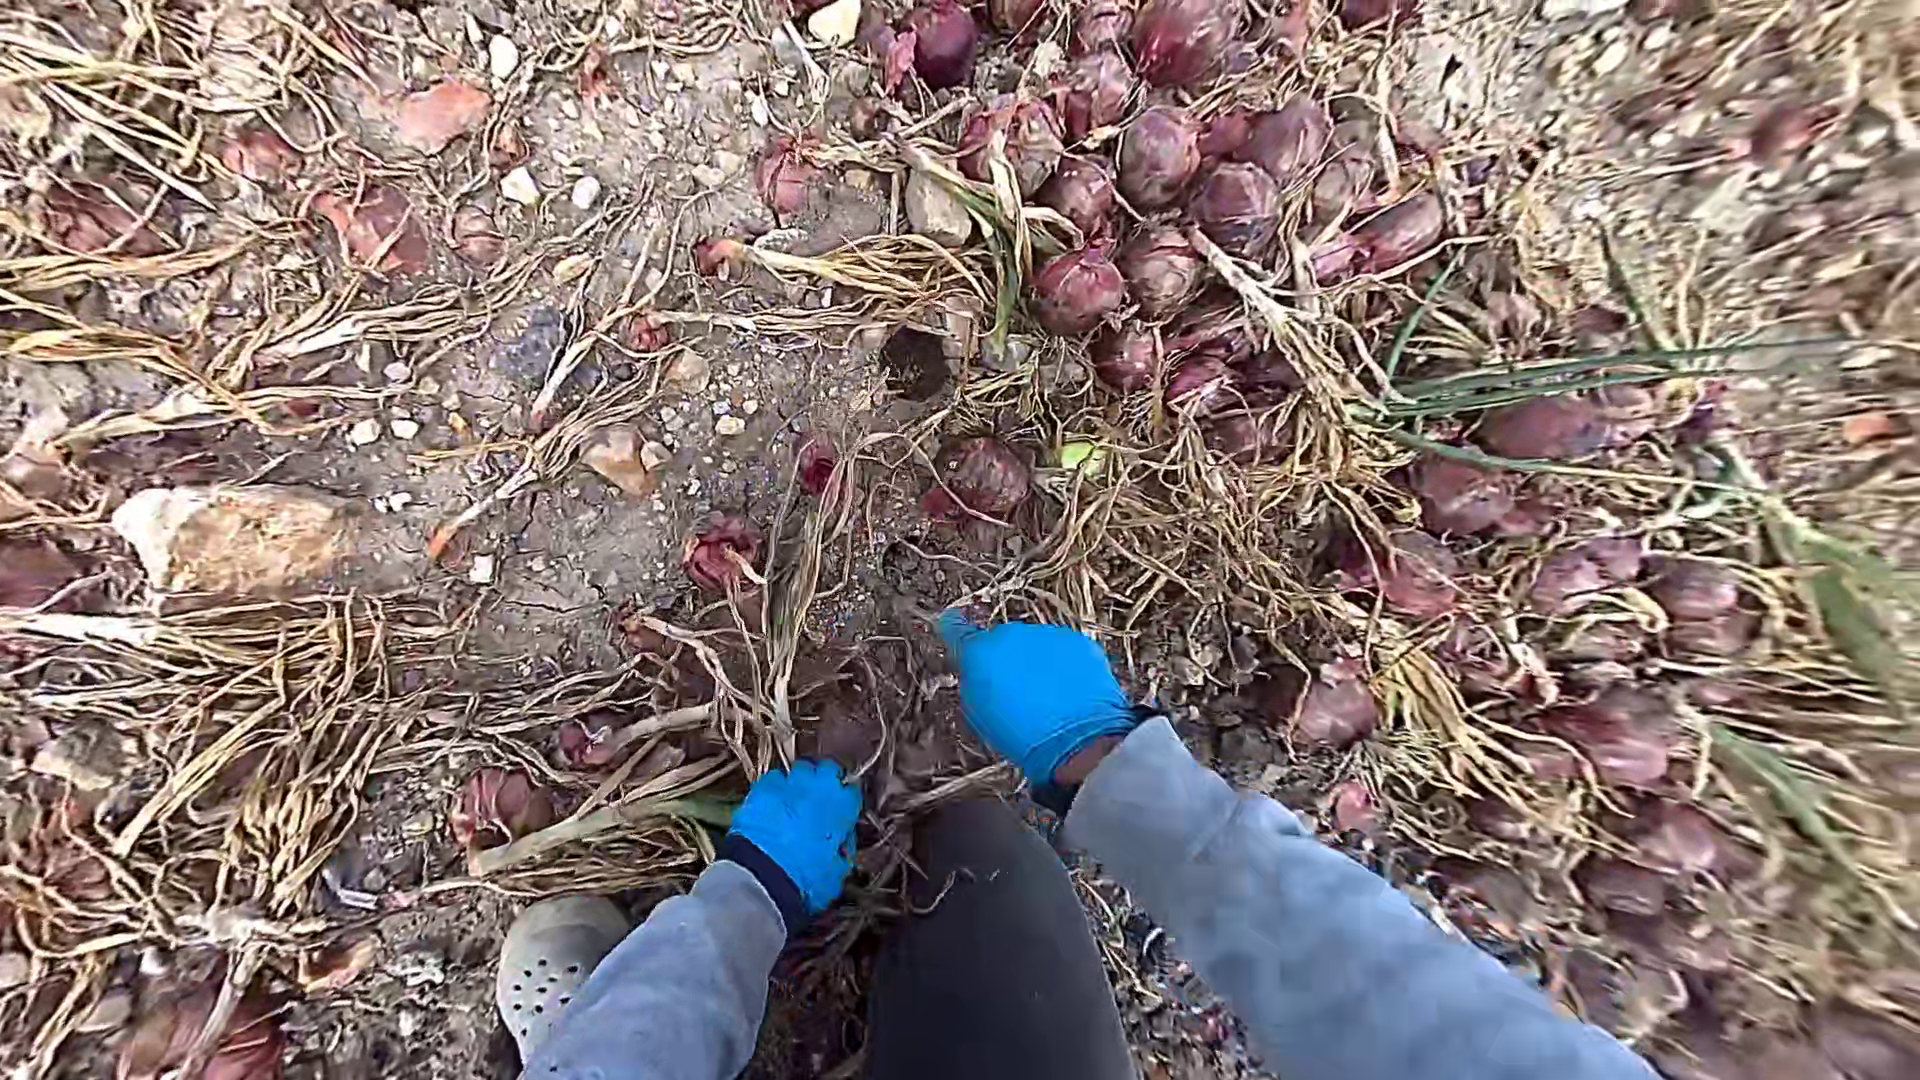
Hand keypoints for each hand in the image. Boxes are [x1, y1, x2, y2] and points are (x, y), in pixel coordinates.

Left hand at [727, 761, 861, 912]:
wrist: (760, 880)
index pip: (853, 791)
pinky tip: (770, 807)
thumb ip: (843, 850)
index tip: (842, 811)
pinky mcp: (764, 787)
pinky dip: (774, 790)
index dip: (847, 802)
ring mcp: (790, 783)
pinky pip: (773, 780)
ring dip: (800, 783)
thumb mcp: (836, 873)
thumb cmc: (802, 880)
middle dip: (826, 781)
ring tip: (793, 802)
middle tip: (819, 800)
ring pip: (800, 770)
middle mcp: (819, 786)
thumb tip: (841, 846)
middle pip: (828, 769)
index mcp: (842, 805)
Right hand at [938, 612, 1135, 784]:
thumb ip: (972, 679)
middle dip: (1005, 659)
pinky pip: (1063, 648)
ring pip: (1034, 643)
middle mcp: (1012, 636)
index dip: (954, 630)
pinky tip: (1066, 691)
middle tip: (1014, 689)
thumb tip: (972, 667)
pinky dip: (1063, 664)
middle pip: (1001, 640)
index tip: (952, 625)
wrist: (1078, 742)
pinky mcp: (1077, 642)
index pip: (957, 631)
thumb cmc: (1026, 737)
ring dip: (1035, 661)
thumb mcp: (979, 713)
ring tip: (1044, 696)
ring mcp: (1046, 636)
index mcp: (981, 653)